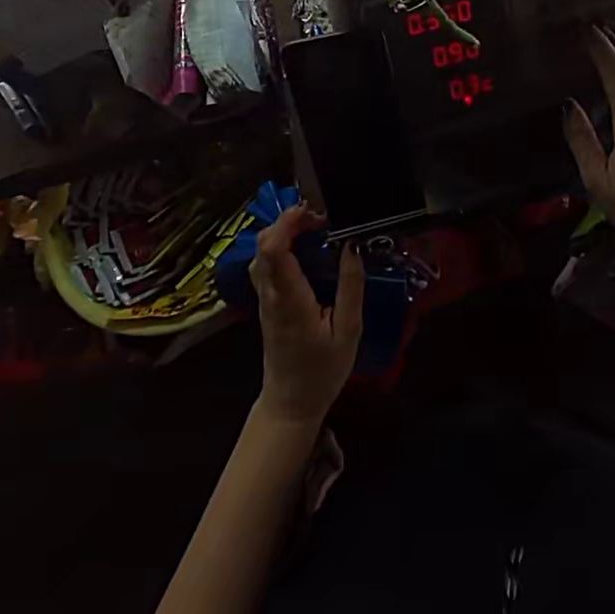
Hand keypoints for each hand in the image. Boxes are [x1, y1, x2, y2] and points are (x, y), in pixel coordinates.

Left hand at [249, 206, 362, 426]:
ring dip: (284, 232)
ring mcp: (264, 297)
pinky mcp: (266, 301)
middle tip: (321, 219)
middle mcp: (270, 293)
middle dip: (288, 221)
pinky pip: (266, 264)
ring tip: (315, 228)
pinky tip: (303, 248)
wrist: (292, 402)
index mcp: (289, 299)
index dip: (287, 222)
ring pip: (261, 253)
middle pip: (264, 245)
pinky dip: (281, 246)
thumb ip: (350, 287)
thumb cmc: (322, 370)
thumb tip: (353, 247)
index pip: (274, 250)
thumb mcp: (348, 331)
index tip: (312, 211)